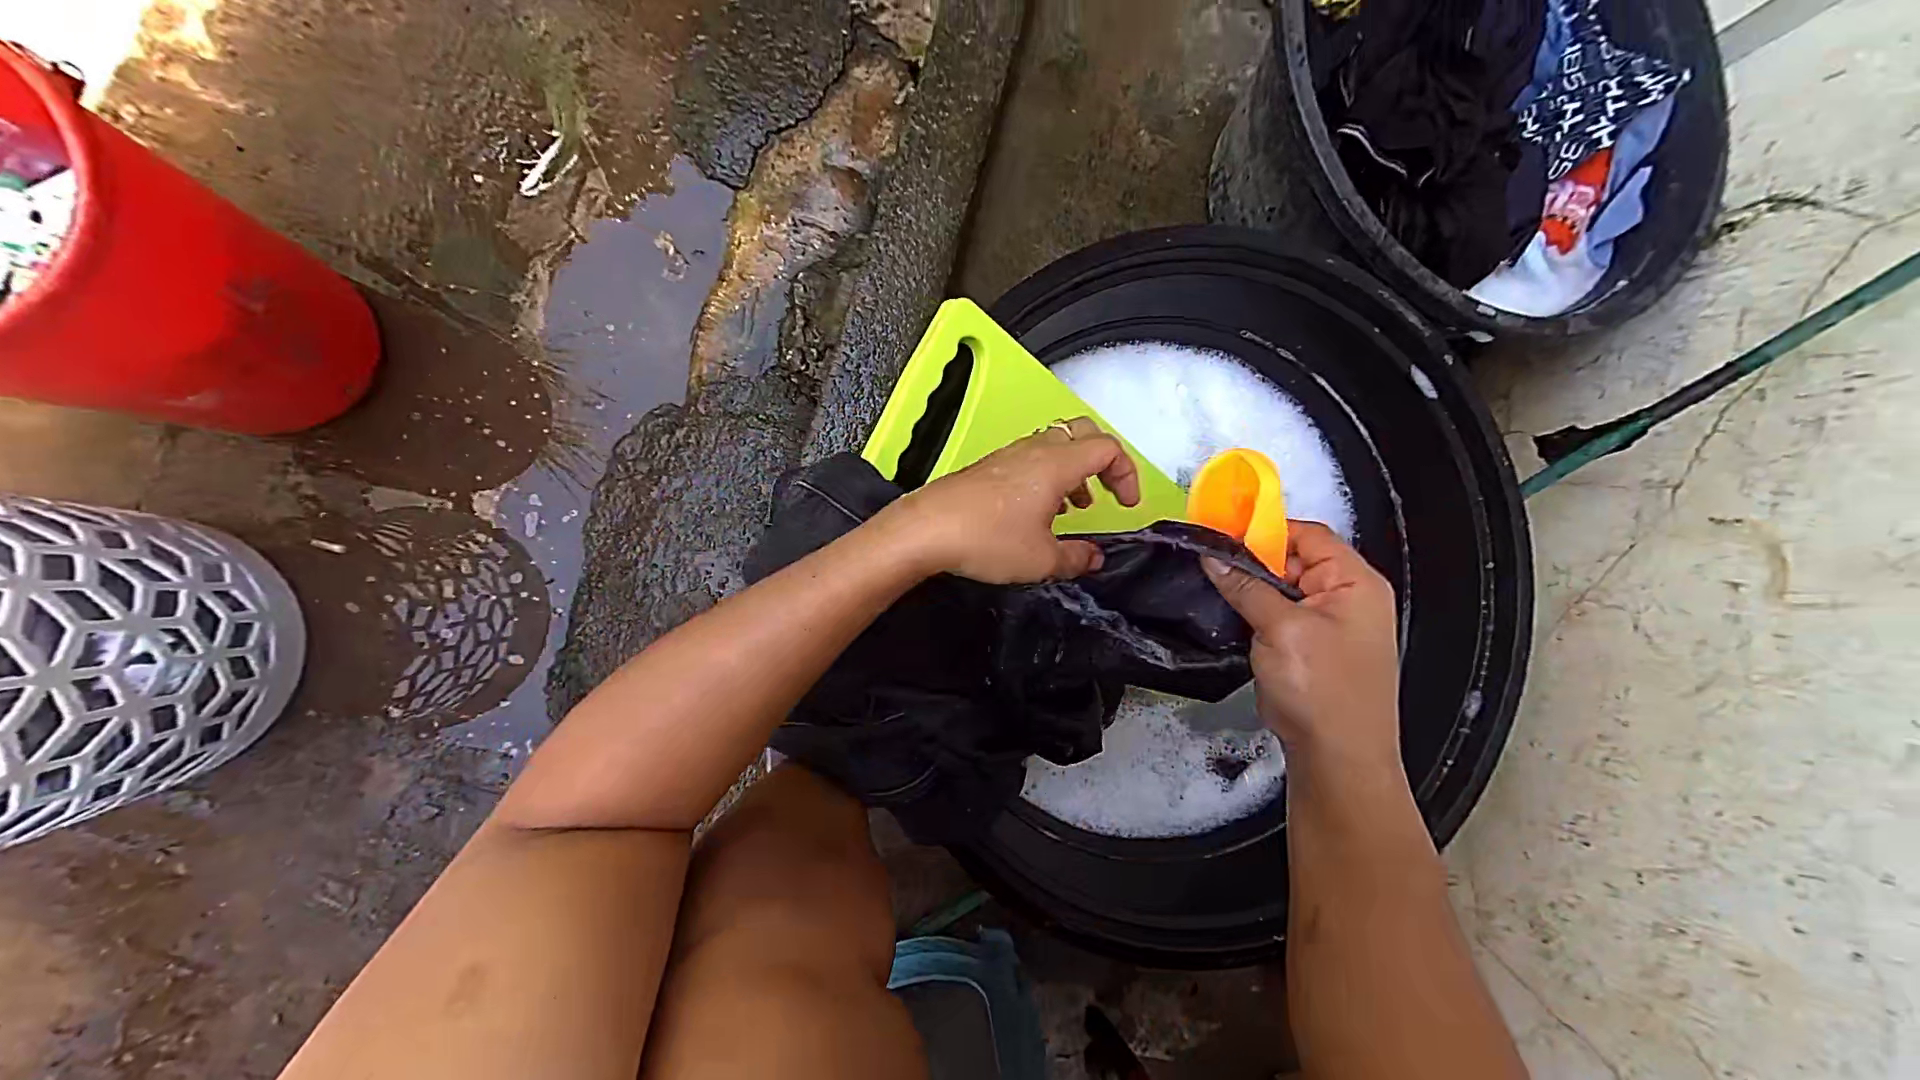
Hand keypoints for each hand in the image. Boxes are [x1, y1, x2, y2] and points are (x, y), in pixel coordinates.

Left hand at [883, 417, 1141, 583]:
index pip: (1107, 449)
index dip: (1126, 474)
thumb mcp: (1041, 560)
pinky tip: (1038, 510)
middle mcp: (1033, 450)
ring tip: (1075, 505)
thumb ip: (1076, 558)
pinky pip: (1029, 459)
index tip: (1127, 502)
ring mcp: (1008, 455)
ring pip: (1054, 446)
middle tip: (1107, 490)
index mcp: (1056, 464)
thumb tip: (1092, 558)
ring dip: (1073, 470)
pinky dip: (1046, 476)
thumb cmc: (982, 538)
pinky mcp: (988, 467)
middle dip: (1103, 462)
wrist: (924, 531)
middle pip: (1083, 434)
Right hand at [1201, 522, 1399, 765]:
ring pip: (1279, 588)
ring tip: (1215, 588)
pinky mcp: (1305, 645)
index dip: (1266, 531)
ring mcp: (1325, 622)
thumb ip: (1246, 587)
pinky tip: (1227, 612)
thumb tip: (1213, 558)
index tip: (1222, 535)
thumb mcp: (1280, 628)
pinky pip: (1275, 614)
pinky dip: (1252, 611)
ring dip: (1249, 589)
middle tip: (1212, 565)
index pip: (1307, 535)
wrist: (1335, 755)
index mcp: (1355, 582)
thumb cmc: (1321, 689)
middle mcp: (1345, 597)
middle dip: (1252, 562)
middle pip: (1292, 560)